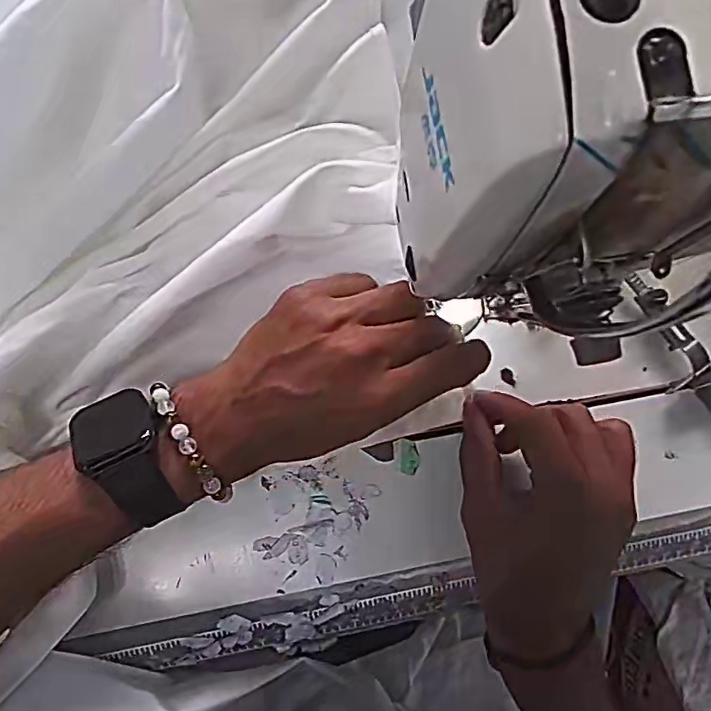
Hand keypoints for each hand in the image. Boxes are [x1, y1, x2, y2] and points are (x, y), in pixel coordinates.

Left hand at [174, 274, 489, 480]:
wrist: (238, 413)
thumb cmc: (292, 429)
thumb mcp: (360, 430)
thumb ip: (404, 400)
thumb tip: (432, 377)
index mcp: (379, 395)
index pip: (448, 364)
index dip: (469, 357)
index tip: (471, 354)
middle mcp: (362, 353)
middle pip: (431, 325)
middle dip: (440, 333)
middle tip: (433, 339)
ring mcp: (335, 319)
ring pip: (402, 296)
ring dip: (409, 311)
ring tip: (396, 323)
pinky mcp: (309, 297)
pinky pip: (359, 281)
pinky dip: (368, 295)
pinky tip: (359, 310)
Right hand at [460, 392, 637, 664]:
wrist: (542, 626)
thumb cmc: (509, 579)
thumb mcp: (481, 512)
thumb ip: (478, 455)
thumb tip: (475, 416)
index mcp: (568, 489)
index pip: (538, 422)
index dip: (504, 407)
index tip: (482, 405)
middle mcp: (604, 486)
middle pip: (568, 418)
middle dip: (528, 417)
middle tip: (496, 433)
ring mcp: (620, 495)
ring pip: (596, 427)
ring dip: (559, 425)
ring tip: (529, 445)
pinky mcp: (625, 504)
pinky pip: (617, 450)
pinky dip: (590, 440)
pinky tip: (562, 457)